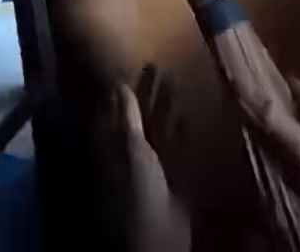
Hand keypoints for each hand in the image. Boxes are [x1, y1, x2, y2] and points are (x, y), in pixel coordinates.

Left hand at [116, 82, 190, 251]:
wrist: (155, 240)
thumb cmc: (135, 190)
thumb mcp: (129, 147)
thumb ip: (127, 116)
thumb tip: (120, 85)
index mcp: (112, 143)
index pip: (115, 109)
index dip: (123, 88)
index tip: (132, 64)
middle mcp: (129, 150)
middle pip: (138, 115)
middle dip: (146, 92)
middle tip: (156, 65)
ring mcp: (151, 164)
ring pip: (158, 128)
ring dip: (165, 106)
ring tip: (173, 80)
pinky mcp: (172, 178)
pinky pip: (176, 150)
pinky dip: (181, 133)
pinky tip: (187, 116)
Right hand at [245, 77, 299, 251]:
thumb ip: (274, 122)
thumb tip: (239, 84)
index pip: (281, 78)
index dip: (259, 82)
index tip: (234, 91)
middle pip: (289, 104)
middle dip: (268, 113)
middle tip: (242, 128)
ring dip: (282, 137)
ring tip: (258, 153)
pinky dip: (296, 158)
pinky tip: (286, 175)